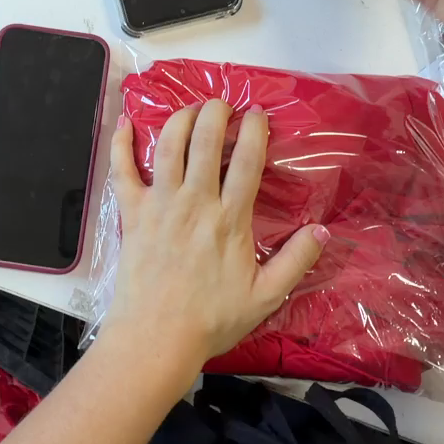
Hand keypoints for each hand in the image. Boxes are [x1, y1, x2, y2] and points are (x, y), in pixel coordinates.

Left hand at [100, 100, 325, 381]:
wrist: (156, 338)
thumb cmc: (211, 319)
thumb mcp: (265, 296)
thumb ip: (296, 261)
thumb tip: (323, 229)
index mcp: (230, 219)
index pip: (247, 161)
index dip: (255, 131)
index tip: (258, 114)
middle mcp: (195, 201)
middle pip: (206, 141)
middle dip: (216, 113)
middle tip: (223, 104)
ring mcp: (160, 203)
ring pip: (168, 146)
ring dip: (179, 119)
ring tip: (190, 109)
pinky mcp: (131, 212)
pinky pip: (122, 171)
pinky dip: (120, 144)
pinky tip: (123, 123)